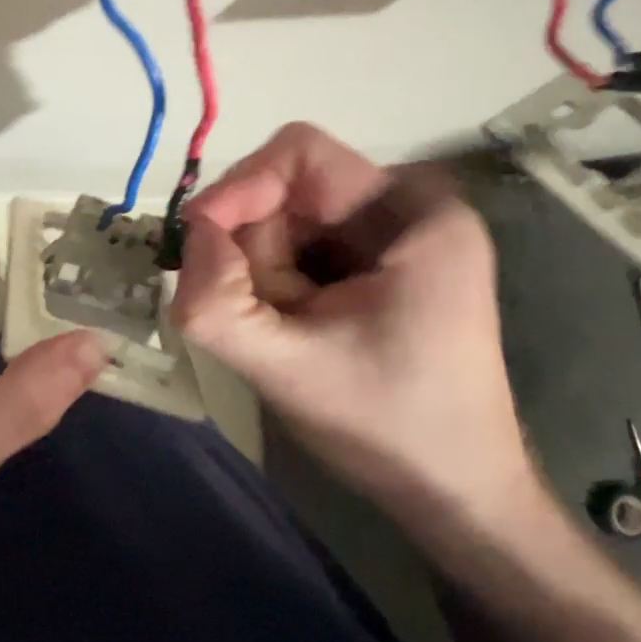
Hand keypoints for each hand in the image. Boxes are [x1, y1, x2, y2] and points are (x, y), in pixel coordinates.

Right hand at [170, 123, 533, 518]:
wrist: (452, 488)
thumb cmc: (386, 427)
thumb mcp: (286, 369)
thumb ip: (218, 304)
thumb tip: (188, 239)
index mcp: (413, 217)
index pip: (298, 153)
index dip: (240, 186)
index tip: (202, 245)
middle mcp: (406, 209)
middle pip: (284, 187)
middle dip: (248, 245)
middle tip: (257, 312)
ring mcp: (389, 235)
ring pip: (280, 218)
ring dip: (257, 268)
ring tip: (283, 328)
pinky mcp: (372, 261)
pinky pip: (293, 244)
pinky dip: (269, 278)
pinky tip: (290, 324)